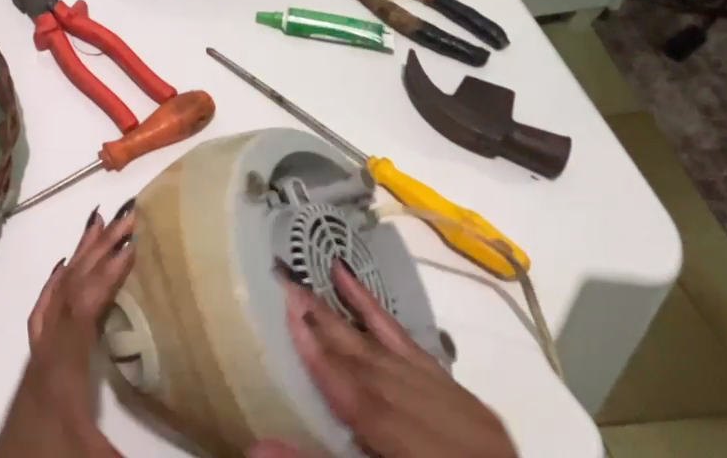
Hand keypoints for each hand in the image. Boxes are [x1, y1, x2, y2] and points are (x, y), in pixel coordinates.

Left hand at [0, 201, 137, 457]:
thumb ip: (131, 449)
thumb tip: (205, 447)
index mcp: (63, 369)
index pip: (84, 308)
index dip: (106, 274)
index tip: (131, 244)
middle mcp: (46, 350)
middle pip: (70, 287)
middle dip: (98, 249)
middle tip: (125, 216)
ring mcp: (38, 352)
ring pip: (56, 292)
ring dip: (78, 255)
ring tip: (97, 223)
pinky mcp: (36, 360)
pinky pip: (45, 307)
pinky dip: (58, 280)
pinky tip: (63, 266)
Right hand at [248, 263, 516, 457]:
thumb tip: (257, 446)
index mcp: (430, 457)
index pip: (369, 404)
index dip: (325, 362)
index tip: (289, 315)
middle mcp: (459, 431)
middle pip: (382, 372)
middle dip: (330, 329)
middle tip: (286, 286)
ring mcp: (469, 414)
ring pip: (397, 357)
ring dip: (348, 319)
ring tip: (308, 285)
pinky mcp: (470, 403)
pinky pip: (420, 355)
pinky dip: (382, 321)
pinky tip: (353, 287)